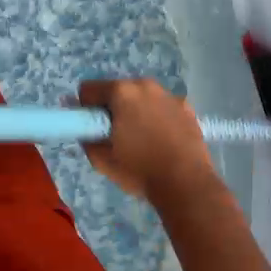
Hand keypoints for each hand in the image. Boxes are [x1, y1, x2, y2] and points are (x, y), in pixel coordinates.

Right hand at [78, 78, 219, 202]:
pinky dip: (160, 117)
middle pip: (117, 91)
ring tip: (145, 140)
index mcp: (120, 92)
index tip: (95, 129)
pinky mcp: (187, 108)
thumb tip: (83, 127)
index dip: (86, 109)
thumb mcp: (102, 160)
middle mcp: (144, 85)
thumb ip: (86, 138)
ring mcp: (168, 95)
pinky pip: (164, 106)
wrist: (187, 186)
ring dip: (137, 111)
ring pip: (142, 97)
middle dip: (114, 108)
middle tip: (119, 137)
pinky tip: (165, 140)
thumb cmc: (140, 171)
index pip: (88, 89)